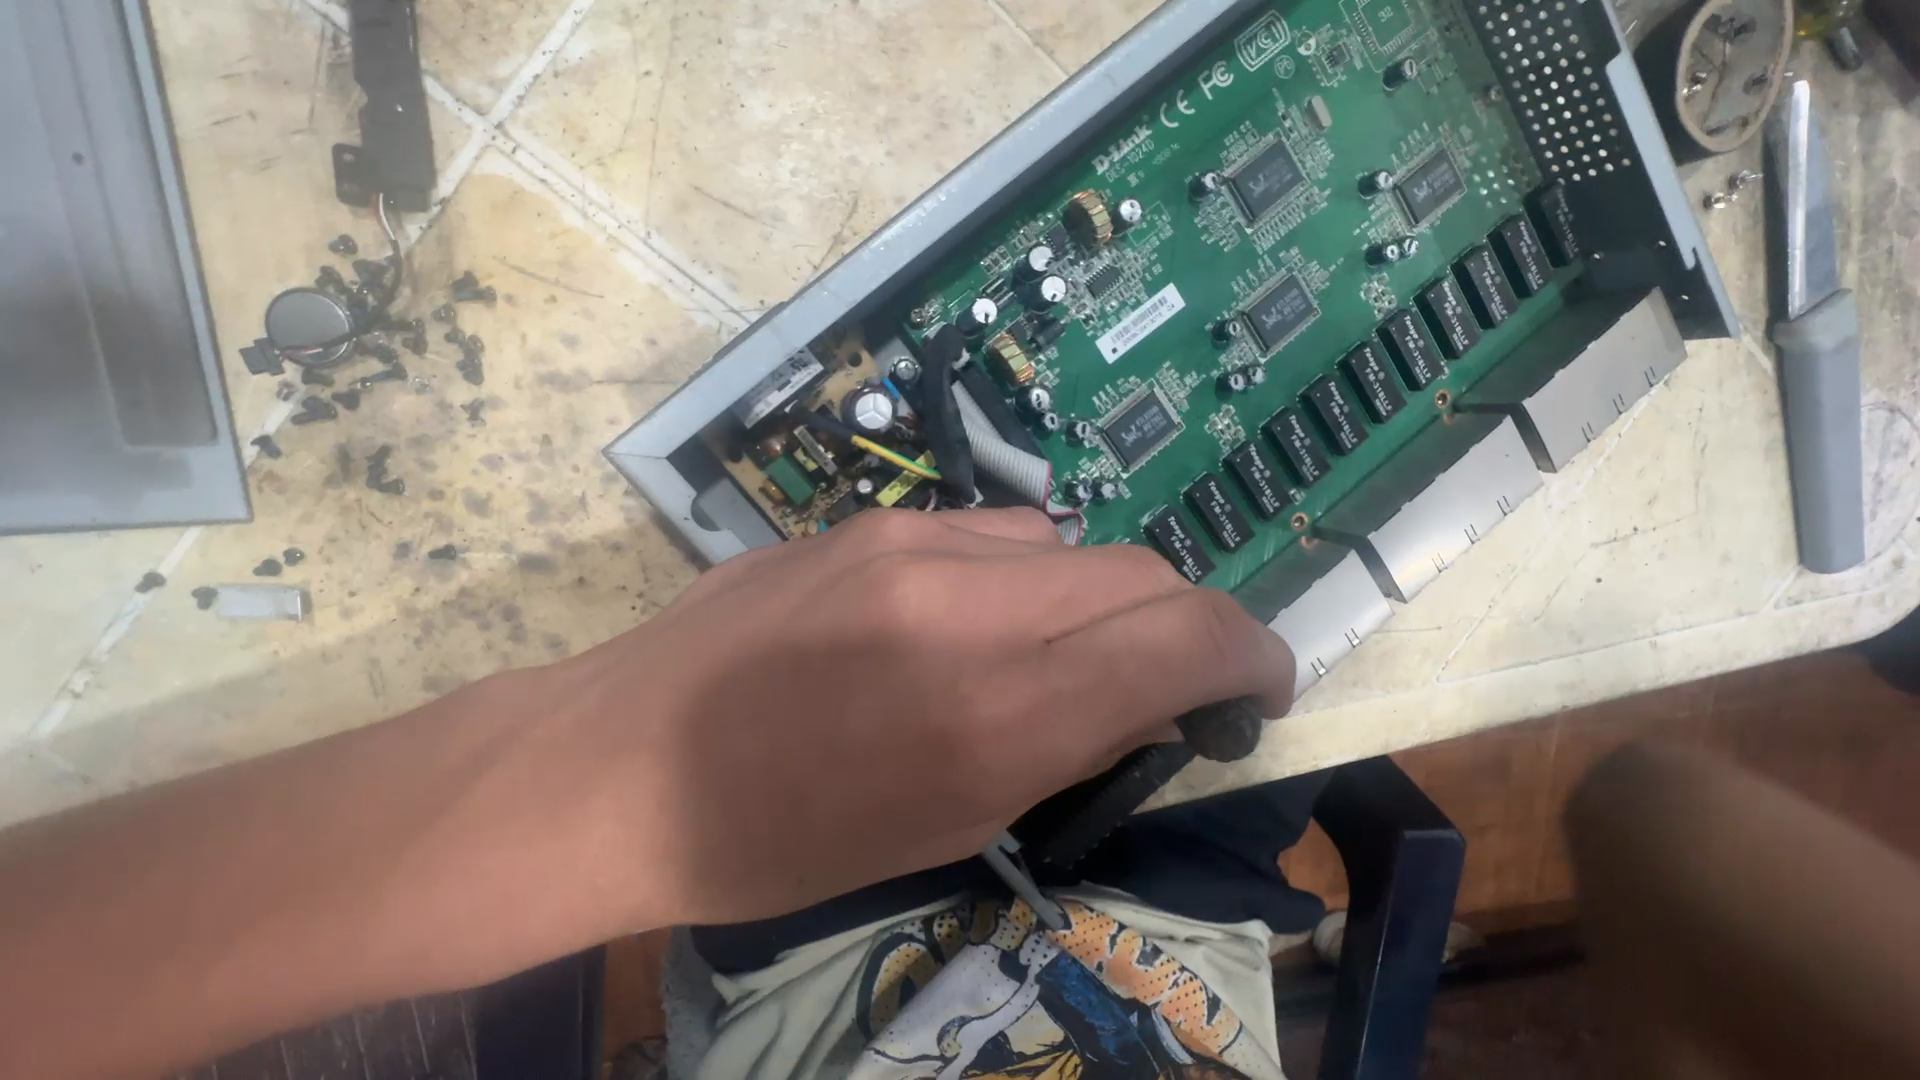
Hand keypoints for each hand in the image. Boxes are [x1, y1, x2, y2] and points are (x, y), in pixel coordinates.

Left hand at [559, 507, 1296, 926]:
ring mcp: (911, 542)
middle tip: (1161, 680)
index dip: (1252, 656)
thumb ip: (1064, 745)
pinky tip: (972, 617)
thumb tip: (1148, 696)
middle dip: (1180, 625)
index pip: (1187, 638)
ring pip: (1070, 544)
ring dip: (1093, 599)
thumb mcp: (946, 823)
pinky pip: (992, 534)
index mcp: (994, 709)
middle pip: (1143, 573)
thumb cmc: (781, 838)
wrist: (623, 764)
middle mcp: (967, 601)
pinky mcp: (868, 519)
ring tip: (1050, 652)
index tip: (1258, 687)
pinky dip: (1021, 576)